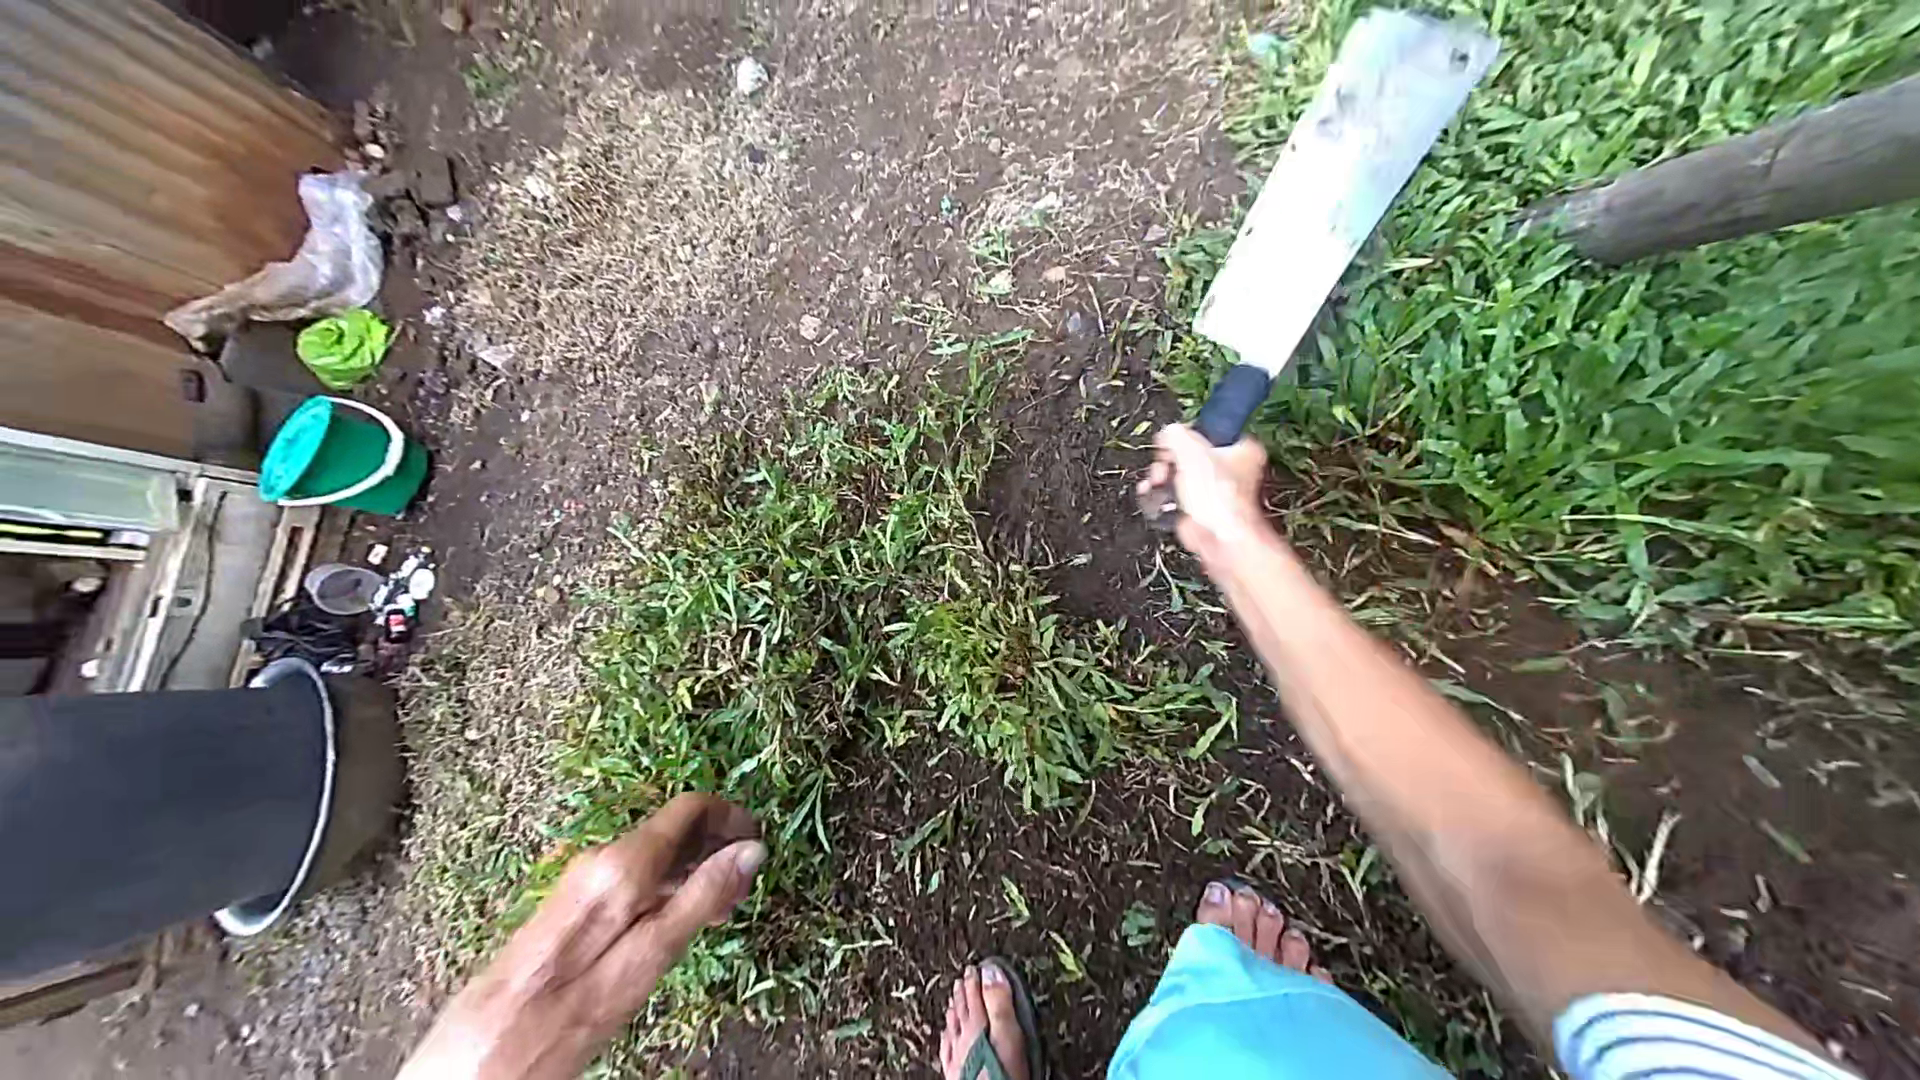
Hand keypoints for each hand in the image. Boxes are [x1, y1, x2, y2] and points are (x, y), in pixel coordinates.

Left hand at [397, 795, 764, 1079]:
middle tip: (744, 892)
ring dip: (696, 871)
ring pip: (657, 854)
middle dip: (717, 848)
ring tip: (719, 913)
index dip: (730, 817)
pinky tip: (677, 924)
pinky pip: (634, 877)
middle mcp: (600, 857)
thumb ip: (701, 899)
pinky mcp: (572, 904)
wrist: (467, 1069)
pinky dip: (667, 889)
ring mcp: (582, 879)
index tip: (757, 846)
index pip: (690, 807)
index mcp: (620, 864)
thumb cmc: (563, 1021)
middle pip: (674, 829)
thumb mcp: (645, 963)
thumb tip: (752, 849)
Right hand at [1138, 424, 1271, 563]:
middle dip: (1168, 461)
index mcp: (1242, 449)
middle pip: (1188, 455)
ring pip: (1178, 476)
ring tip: (1156, 483)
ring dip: (1160, 478)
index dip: (1187, 437)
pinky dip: (1161, 496)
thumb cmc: (1217, 496)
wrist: (1216, 536)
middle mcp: (1231, 469)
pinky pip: (1174, 495)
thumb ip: (1176, 435)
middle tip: (1164, 467)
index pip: (1208, 432)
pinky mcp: (1198, 509)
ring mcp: (1214, 491)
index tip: (1173, 444)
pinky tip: (1153, 494)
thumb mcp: (1191, 451)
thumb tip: (1169, 432)